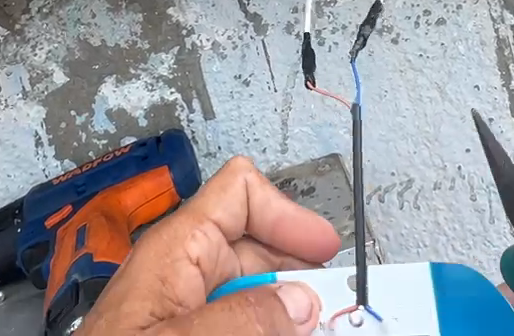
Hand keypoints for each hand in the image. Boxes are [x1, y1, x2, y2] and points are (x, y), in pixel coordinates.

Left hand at [79, 156, 343, 335]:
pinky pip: (238, 324)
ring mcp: (186, 315)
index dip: (286, 214)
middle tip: (337, 307)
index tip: (326, 250)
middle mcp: (184, 276)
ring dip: (286, 313)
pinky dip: (264, 330)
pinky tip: (280, 335)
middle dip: (298, 272)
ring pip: (254, 297)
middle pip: (258, 249)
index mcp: (176, 250)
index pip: (240, 193)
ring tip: (315, 328)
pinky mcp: (189, 335)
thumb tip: (300, 302)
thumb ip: (244, 319)